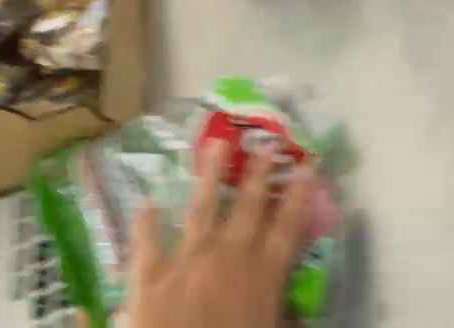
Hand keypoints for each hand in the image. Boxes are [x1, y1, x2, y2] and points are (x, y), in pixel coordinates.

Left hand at [124, 140, 315, 327]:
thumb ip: (284, 313)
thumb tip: (297, 304)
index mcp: (262, 276)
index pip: (288, 225)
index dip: (300, 192)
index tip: (308, 163)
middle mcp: (229, 259)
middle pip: (248, 206)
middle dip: (259, 172)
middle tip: (268, 142)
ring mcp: (187, 264)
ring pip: (201, 209)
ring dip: (210, 175)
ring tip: (217, 144)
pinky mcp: (148, 281)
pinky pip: (146, 247)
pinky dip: (145, 224)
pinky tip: (147, 202)